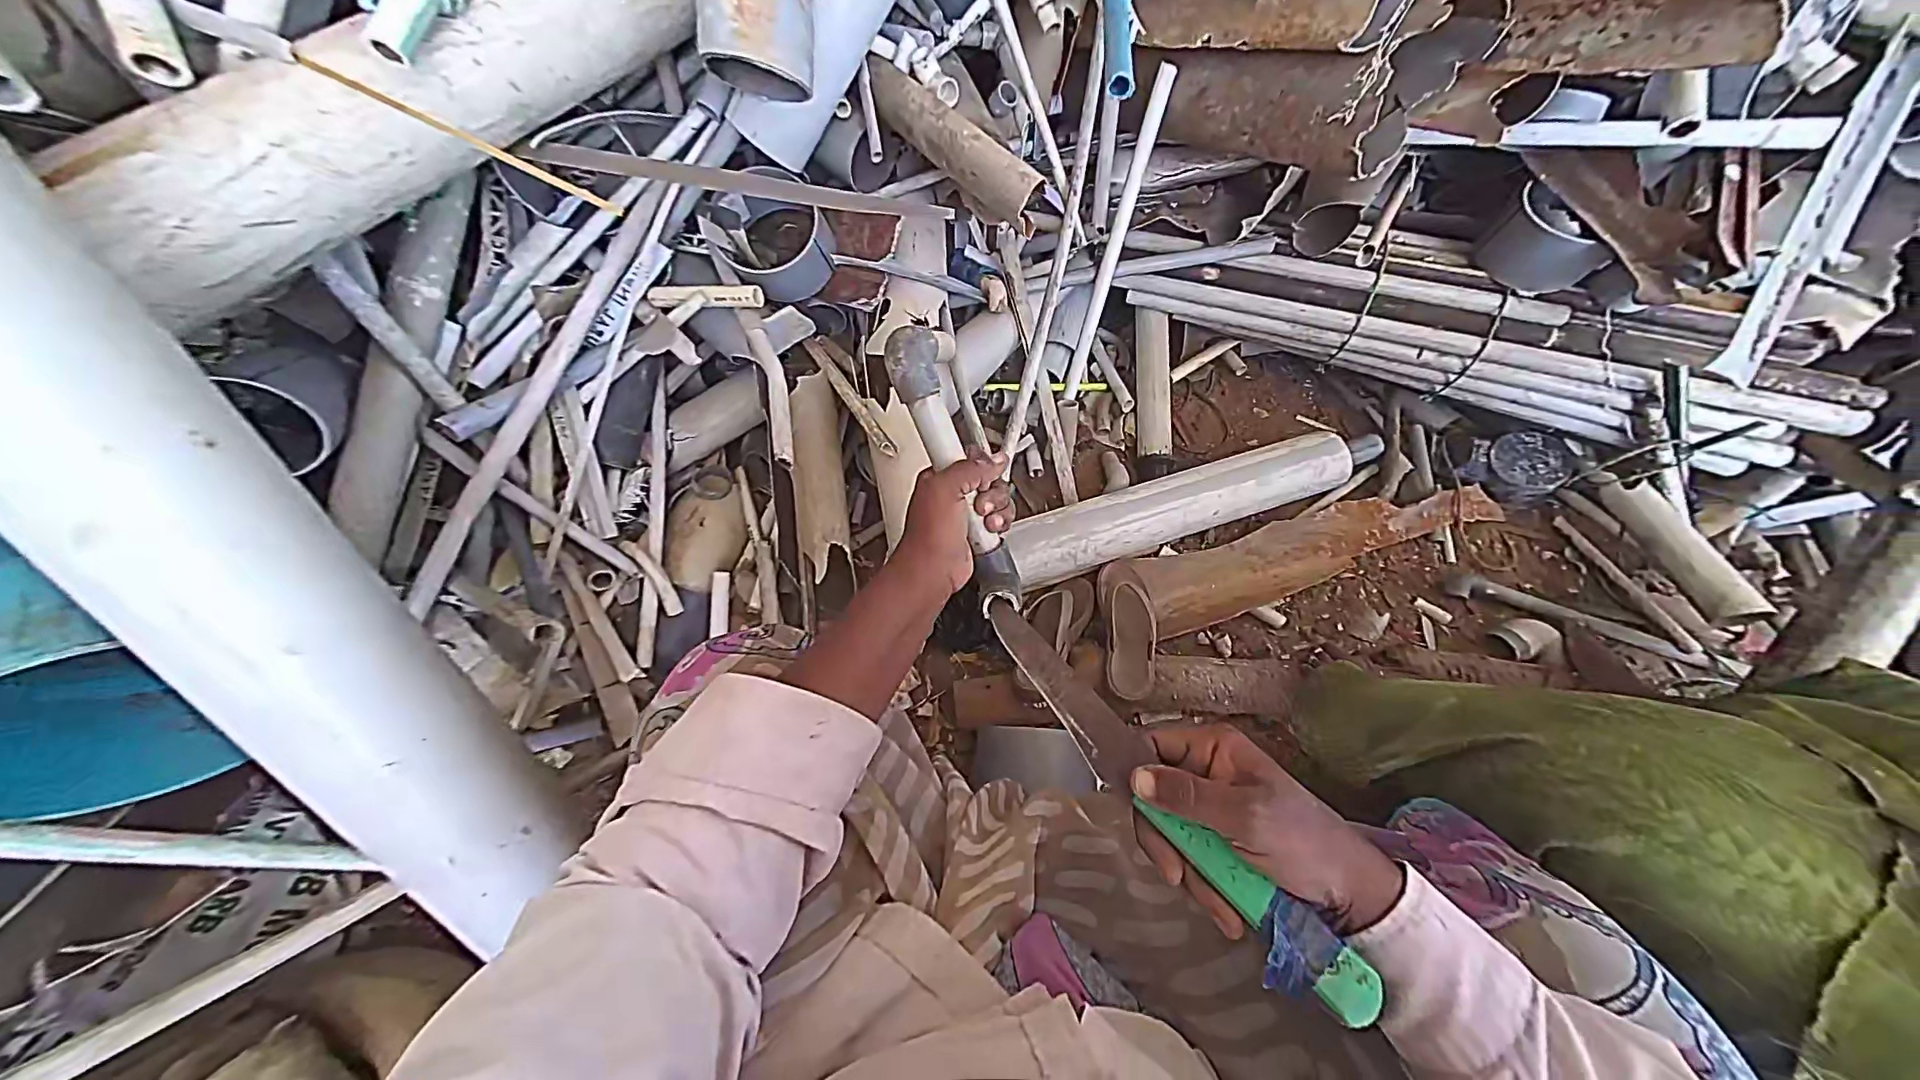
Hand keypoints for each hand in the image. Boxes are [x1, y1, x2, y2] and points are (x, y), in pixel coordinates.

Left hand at [893, 452, 1013, 594]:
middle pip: (990, 477)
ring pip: (999, 497)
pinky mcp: (978, 528)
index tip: (982, 476)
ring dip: (998, 509)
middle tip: (979, 504)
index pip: (970, 456)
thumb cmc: (928, 537)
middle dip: (992, 491)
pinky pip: (1001, 516)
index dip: (980, 464)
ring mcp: (967, 511)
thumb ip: (970, 468)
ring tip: (983, 520)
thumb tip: (993, 460)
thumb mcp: (945, 489)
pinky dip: (1000, 522)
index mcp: (940, 476)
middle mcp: (954, 491)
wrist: (934, 571)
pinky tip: (989, 530)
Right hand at [1131, 724, 1404, 939]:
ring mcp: (1210, 809)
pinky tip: (1228, 909)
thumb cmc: (1303, 842)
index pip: (1153, 746)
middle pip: (1154, 797)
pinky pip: (1189, 859)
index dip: (1138, 776)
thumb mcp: (1244, 816)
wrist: (1350, 896)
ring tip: (1221, 902)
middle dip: (1167, 843)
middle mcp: (1205, 772)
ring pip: (1169, 834)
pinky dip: (1204, 886)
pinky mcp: (1216, 842)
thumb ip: (1187, 797)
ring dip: (1190, 873)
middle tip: (1177, 874)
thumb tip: (1135, 778)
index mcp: (1213, 748)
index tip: (1138, 812)